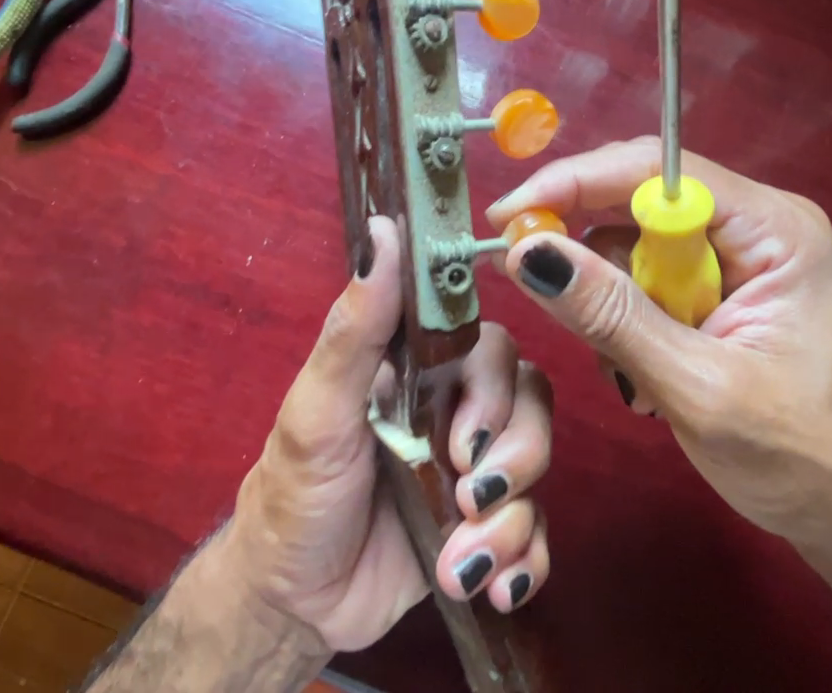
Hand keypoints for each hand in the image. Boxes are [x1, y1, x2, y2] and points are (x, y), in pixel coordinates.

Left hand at [213, 215, 554, 654]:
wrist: (293, 603)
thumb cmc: (296, 493)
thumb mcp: (318, 410)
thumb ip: (356, 327)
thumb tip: (384, 228)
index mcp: (417, 372)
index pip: (489, 347)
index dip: (492, 387)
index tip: (464, 436)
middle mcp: (453, 411)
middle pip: (529, 405)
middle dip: (515, 457)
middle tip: (470, 497)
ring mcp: (472, 471)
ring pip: (538, 469)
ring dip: (511, 523)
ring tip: (462, 562)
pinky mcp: (485, 530)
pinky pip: (536, 531)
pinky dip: (524, 561)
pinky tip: (491, 588)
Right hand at [488, 137, 831, 550]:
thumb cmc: (799, 458)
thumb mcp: (697, 388)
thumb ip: (611, 316)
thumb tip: (527, 253)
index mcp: (773, 229)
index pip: (657, 173)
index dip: (575, 182)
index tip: (508, 216)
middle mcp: (754, 224)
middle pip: (640, 199)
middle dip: (585, 243)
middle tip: (527, 280)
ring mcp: (738, 256)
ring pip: (633, 243)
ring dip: (606, 297)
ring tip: (625, 370)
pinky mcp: (720, 288)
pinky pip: (644, 278)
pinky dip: (622, 317)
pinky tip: (639, 370)